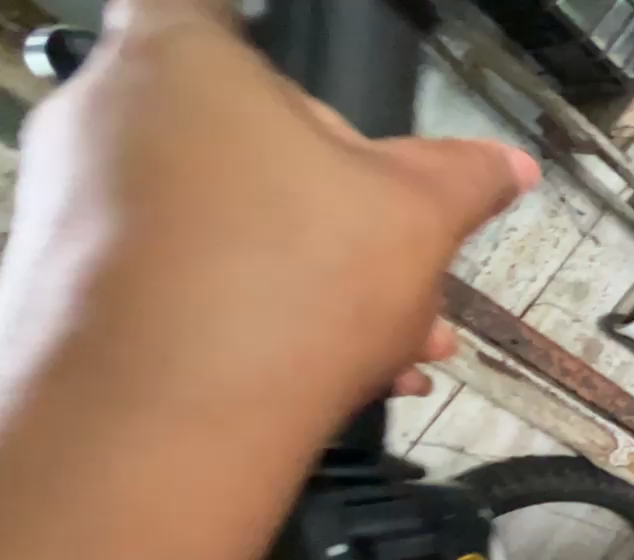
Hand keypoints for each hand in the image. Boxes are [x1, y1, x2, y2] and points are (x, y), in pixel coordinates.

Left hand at [0, 0, 537, 422]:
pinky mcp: (85, 278)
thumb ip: (468, 179)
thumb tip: (513, 162)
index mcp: (186, 63)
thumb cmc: (301, 282)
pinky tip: (350, 363)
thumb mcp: (422, 220)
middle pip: (255, 137)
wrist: (179, 412)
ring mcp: (84, 199)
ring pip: (240, 219)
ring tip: (403, 339)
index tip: (343, 128)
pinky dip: (275, 307)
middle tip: (408, 266)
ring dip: (331, 272)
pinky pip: (204, 274)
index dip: (291, 66)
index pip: (225, 16)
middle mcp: (111, 113)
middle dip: (352, 211)